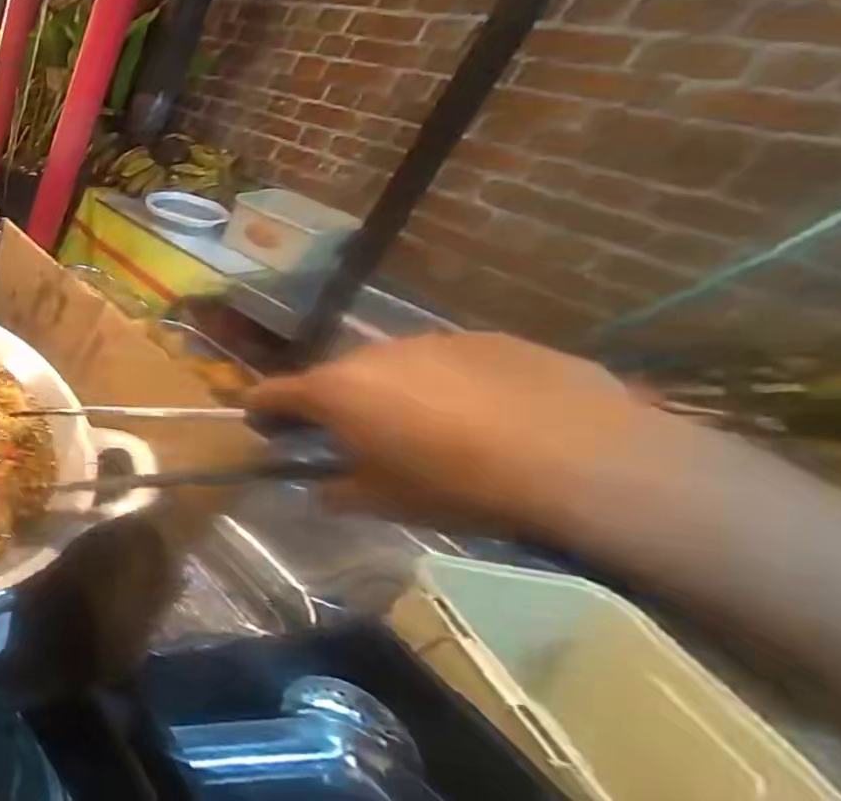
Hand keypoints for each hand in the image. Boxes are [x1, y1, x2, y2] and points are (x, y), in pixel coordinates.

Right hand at [248, 333, 727, 539]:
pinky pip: (447, 362)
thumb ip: (339, 493)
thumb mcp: (388, 502)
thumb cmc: (459, 484)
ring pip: (392, 366)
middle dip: (335, 404)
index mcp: (337, 390)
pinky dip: (447, 385)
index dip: (261, 409)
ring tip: (430, 430)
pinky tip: (487, 417)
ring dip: (393, 392)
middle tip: (354, 437)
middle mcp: (372, 354)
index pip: (274, 392)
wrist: (581, 456)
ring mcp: (429, 340)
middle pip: (335, 376)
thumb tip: (320, 490)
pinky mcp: (484, 339)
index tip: (259, 423)